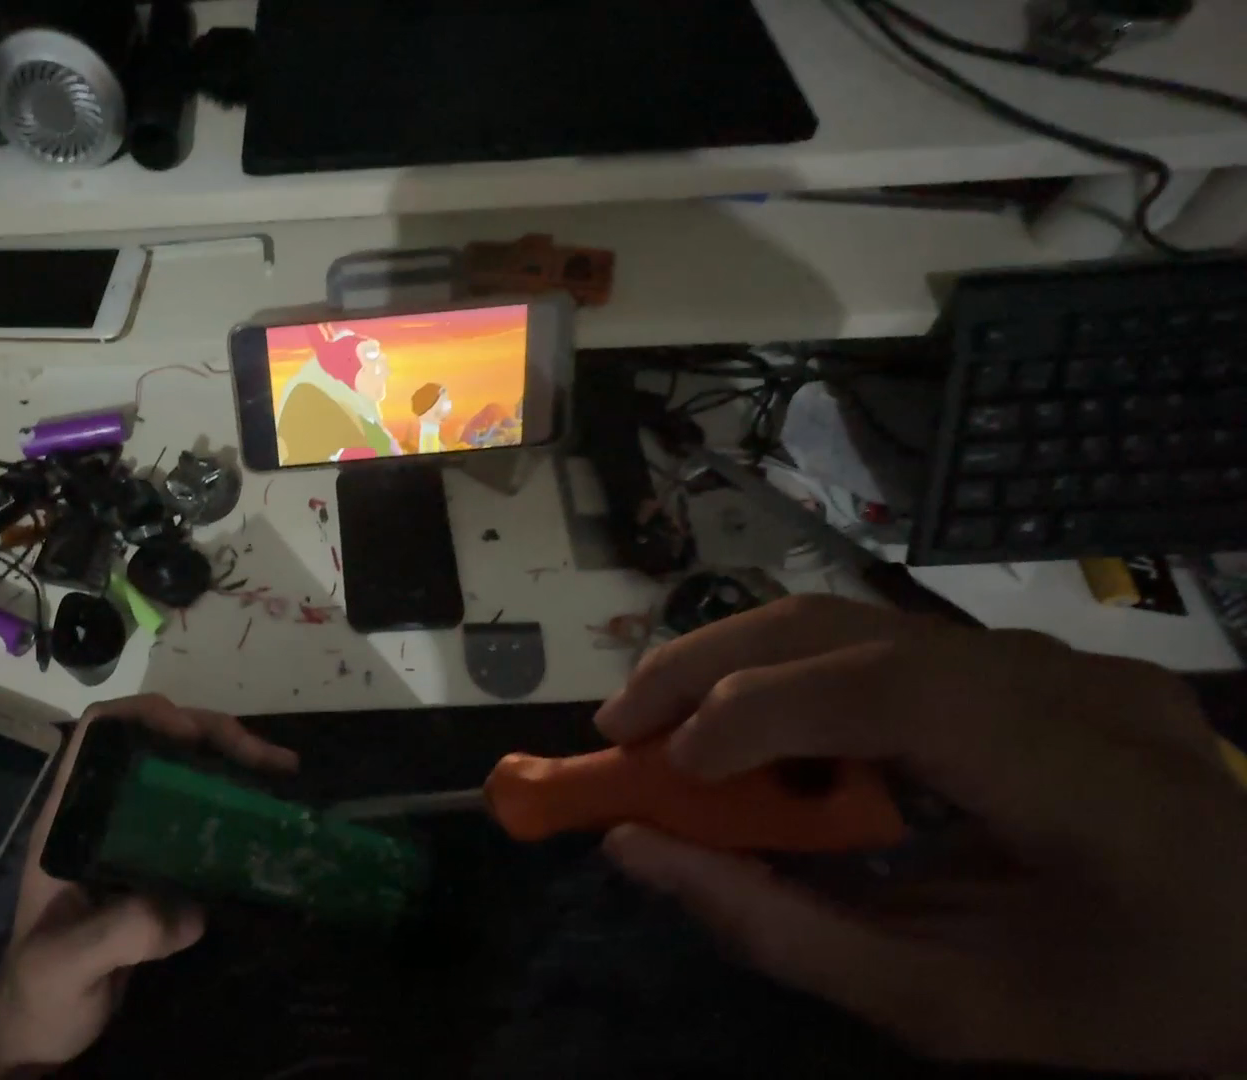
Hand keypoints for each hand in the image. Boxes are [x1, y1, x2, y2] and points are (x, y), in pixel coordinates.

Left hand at [0, 695, 296, 1078]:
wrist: (43, 1031)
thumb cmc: (38, 991)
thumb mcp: (65, 964)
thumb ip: (116, 933)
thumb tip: (190, 910)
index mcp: (72, 817)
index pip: (99, 734)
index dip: (144, 716)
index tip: (191, 735)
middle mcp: (106, 811)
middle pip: (158, 742)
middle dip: (212, 735)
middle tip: (267, 759)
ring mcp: (135, 833)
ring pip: (185, 770)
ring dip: (232, 761)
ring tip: (281, 770)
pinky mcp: (162, 861)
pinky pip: (202, 812)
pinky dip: (236, 800)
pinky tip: (267, 811)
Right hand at [594, 595, 1246, 1072]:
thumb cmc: (1106, 1008)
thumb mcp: (936, 1005)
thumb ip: (773, 926)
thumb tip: (627, 844)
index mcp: (1103, 792)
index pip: (905, 697)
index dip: (765, 712)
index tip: (673, 768)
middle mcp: (1074, 688)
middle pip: (843, 631)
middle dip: (703, 668)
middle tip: (618, 725)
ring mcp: (1045, 656)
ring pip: (835, 620)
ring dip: (723, 664)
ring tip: (660, 721)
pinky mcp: (1012, 655)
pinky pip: (859, 641)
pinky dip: (772, 676)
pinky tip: (745, 727)